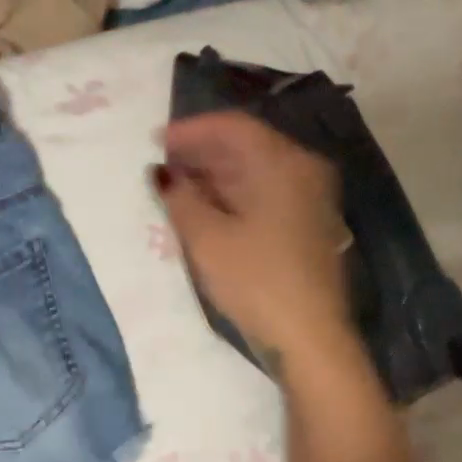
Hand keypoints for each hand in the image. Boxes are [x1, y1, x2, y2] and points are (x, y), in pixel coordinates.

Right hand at [153, 112, 350, 355]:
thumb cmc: (255, 281)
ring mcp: (307, 197)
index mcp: (282, 162)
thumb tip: (163, 175)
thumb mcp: (208, 240)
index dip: (190, 131)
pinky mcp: (304, 225)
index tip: (153, 141)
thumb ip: (181, 201)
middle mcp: (301, 169)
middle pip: (246, 147)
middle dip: (201, 153)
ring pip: (254, 172)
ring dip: (214, 176)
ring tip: (175, 189)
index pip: (232, 128)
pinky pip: (263, 194)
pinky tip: (205, 212)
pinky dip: (231, 196)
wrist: (307, 333)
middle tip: (160, 165)